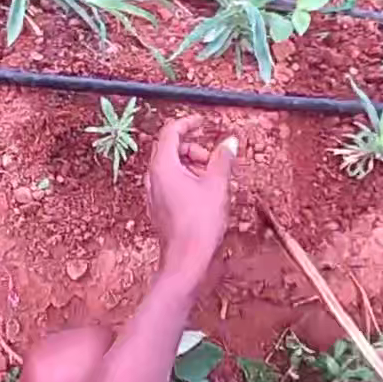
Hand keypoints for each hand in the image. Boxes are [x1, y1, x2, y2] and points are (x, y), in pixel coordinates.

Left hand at [145, 115, 237, 285]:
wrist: (187, 259)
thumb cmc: (199, 224)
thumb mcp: (217, 185)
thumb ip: (223, 159)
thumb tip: (229, 143)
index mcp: (162, 167)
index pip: (170, 132)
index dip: (188, 123)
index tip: (202, 122)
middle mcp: (152, 178)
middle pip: (170, 150)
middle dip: (194, 149)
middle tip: (214, 161)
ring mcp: (153, 194)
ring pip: (171, 168)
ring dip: (192, 166)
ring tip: (213, 180)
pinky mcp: (158, 208)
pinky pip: (170, 185)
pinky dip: (186, 181)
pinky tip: (204, 195)